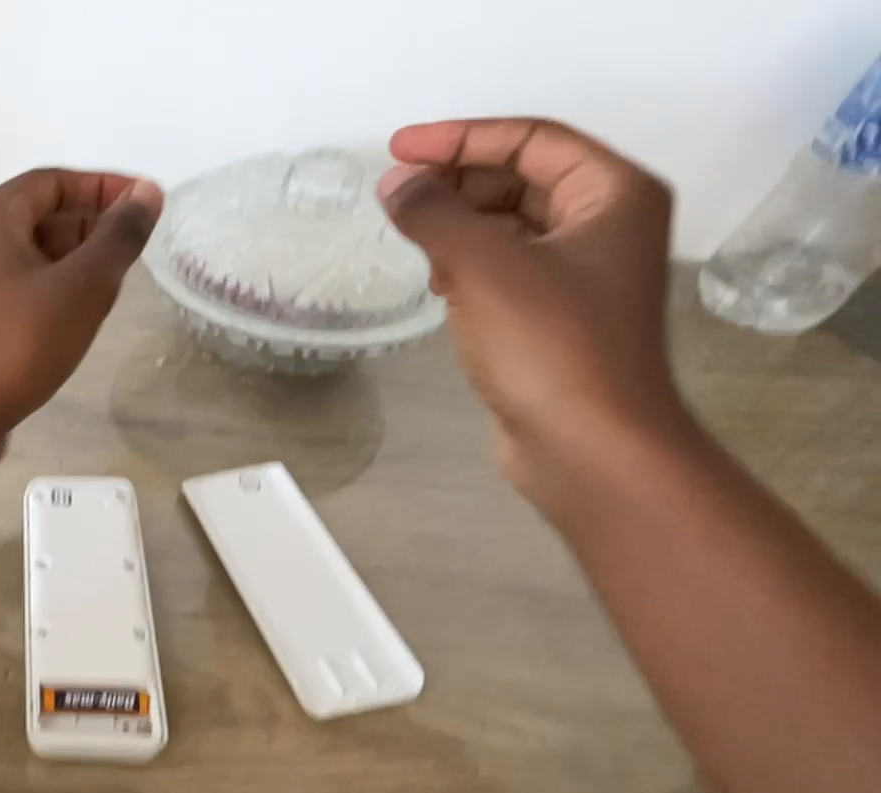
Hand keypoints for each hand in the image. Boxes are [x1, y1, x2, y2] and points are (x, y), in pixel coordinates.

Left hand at [0, 169, 164, 437]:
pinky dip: (49, 293)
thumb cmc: (17, 345)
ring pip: (28, 258)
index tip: (147, 205)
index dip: (104, 187)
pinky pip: (16, 292)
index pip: (53, 181)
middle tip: (133, 250)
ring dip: (72, 263)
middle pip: (38, 216)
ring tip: (111, 286)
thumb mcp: (81, 286)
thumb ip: (118, 236)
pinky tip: (73, 320)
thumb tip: (146, 193)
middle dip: (90, 226)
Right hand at [378, 119, 689, 499]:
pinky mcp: (553, 316)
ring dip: (457, 222)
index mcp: (611, 195)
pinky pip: (504, 266)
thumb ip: (433, 216)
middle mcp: (604, 225)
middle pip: (521, 178)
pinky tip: (434, 279)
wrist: (586, 442)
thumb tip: (394, 184)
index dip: (460, 138)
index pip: (530, 140)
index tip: (395, 149)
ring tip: (406, 231)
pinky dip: (465, 261)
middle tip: (392, 193)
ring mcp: (580, 273)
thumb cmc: (548, 346)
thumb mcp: (484, 267)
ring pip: (509, 224)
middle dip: (456, 180)